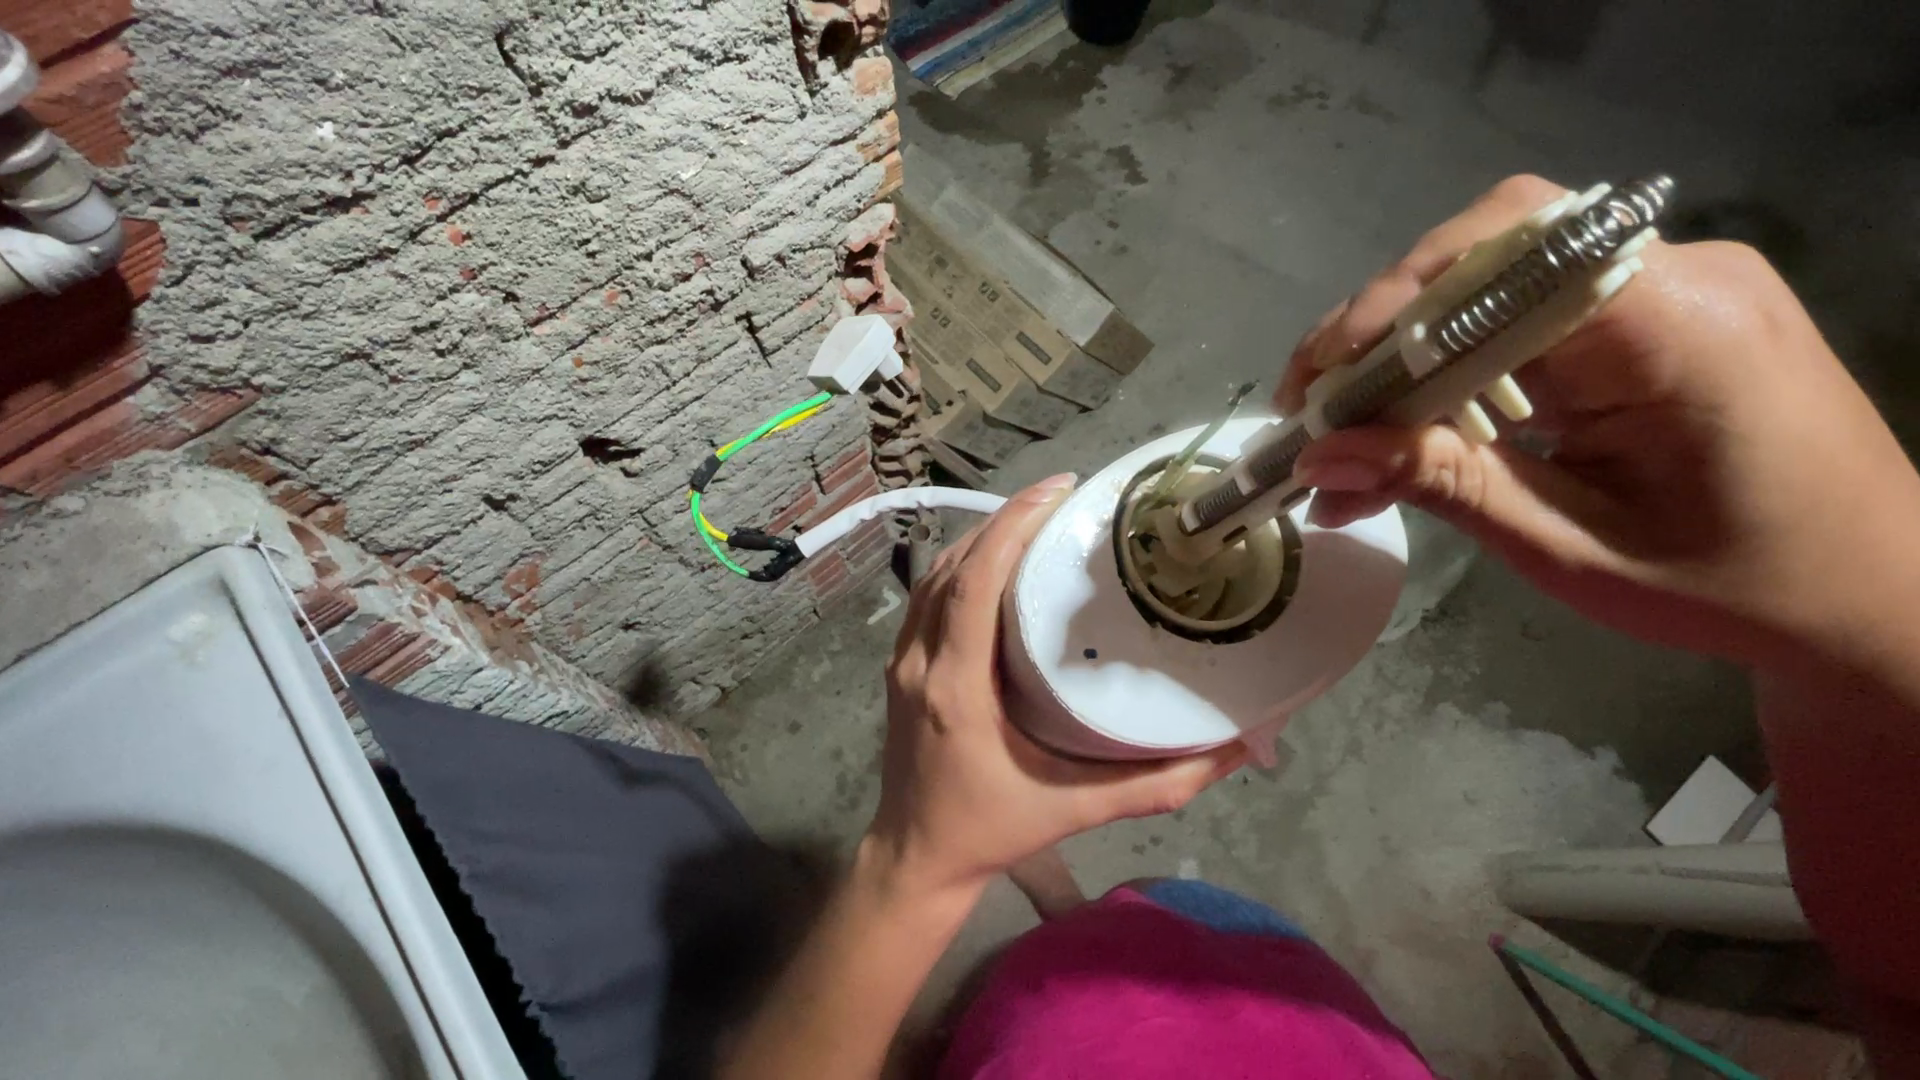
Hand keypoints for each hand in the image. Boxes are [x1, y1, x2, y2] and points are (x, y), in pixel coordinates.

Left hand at [867, 474, 1246, 894]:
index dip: (1013, 527)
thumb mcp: (1075, 809)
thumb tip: (1232, 752)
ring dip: (980, 539)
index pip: (974, 581)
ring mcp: (902, 661)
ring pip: (934, 576)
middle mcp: (921, 660)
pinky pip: (927, 597)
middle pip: (953, 565)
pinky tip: (997, 560)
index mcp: (955, 684)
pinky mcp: (900, 667)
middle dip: (1005, 520)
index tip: (1060, 491)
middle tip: (1062, 496)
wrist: (916, 858)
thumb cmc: (991, 830)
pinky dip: (961, 566)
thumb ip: (1155, 784)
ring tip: (1035, 518)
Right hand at [1280, 175, 1919, 673]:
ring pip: (1487, 285)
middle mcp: (1669, 278)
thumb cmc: (1728, 585)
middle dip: (1378, 329)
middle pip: (1481, 255)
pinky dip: (1446, 368)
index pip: (1503, 254)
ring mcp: (1658, 292)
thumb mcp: (1565, 546)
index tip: (1320, 381)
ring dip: (1401, 353)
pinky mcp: (1640, 320)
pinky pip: (1517, 318)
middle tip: (1313, 408)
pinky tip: (1407, 424)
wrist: (1868, 596)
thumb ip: (1440, 483)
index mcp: (1671, 324)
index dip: (1392, 303)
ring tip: (1342, 429)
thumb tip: (1317, 459)